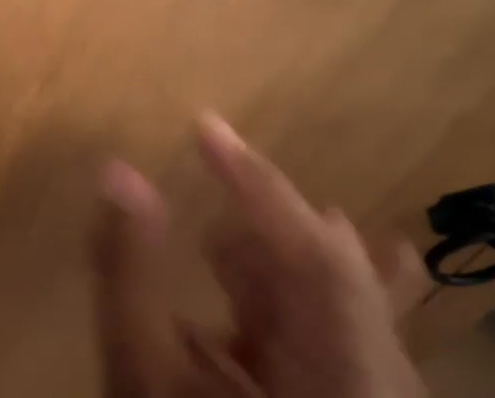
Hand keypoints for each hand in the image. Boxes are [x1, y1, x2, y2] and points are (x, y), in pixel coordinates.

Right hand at [95, 116, 430, 397]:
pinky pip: (334, 329)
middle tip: (209, 171)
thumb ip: (127, 265)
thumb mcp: (140, 366)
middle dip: (266, 219)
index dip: (258, 180)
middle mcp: (375, 377)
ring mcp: (369, 389)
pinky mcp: (348, 395)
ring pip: (341, 301)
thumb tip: (119, 170)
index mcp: (338, 368)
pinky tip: (245, 281)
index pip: (312, 249)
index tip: (203, 125)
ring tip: (222, 237)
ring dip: (274, 259)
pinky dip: (281, 297)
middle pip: (337, 273)